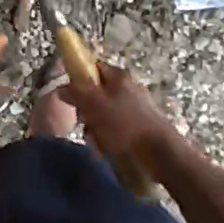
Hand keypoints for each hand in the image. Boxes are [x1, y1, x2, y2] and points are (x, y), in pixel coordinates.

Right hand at [62, 62, 182, 164]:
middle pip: (97, 93)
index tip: (71, 96)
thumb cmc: (126, 125)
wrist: (163, 154)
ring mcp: (138, 108)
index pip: (93, 68)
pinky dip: (111, 139)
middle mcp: (129, 88)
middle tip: (85, 122)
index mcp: (119, 76)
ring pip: (105, 114)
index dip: (79, 79)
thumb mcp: (94, 106)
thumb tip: (60, 87)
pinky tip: (111, 150)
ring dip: (97, 128)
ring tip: (99, 142)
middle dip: (87, 110)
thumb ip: (76, 93)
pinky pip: (117, 130)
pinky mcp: (143, 128)